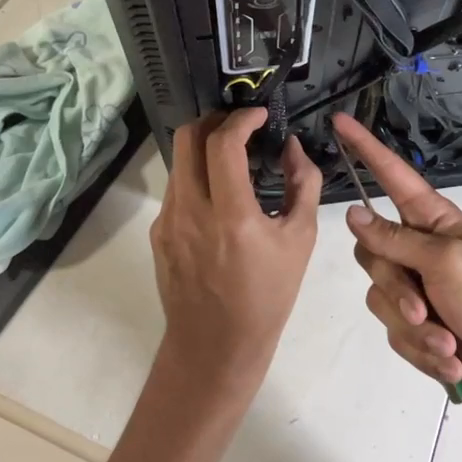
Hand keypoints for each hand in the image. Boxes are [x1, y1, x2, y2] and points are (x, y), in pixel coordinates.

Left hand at [150, 107, 320, 388]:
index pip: (224, 143)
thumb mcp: (300, 240)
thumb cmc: (267, 296)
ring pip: (178, 161)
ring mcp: (169, 221)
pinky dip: (196, 177)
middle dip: (213, 120)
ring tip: (231, 157)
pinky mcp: (158, 233)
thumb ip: (303, 184)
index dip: (242, 118)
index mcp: (232, 215)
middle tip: (239, 125)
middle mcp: (192, 211)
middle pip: (187, 138)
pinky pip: (175, 188)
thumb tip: (292, 147)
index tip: (260, 115)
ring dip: (203, 148)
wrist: (216, 347)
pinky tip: (218, 195)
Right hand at [335, 113, 461, 417]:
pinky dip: (420, 348)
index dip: (365, 148)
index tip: (339, 121)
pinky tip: (449, 358)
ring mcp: (413, 286)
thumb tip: (352, 211)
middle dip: (396, 288)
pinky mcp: (411, 323)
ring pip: (379, 294)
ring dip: (414, 327)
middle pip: (371, 249)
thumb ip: (393, 238)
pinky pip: (392, 328)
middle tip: (423, 308)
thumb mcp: (443, 262)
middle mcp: (417, 247)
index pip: (390, 175)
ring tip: (447, 342)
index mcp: (432, 219)